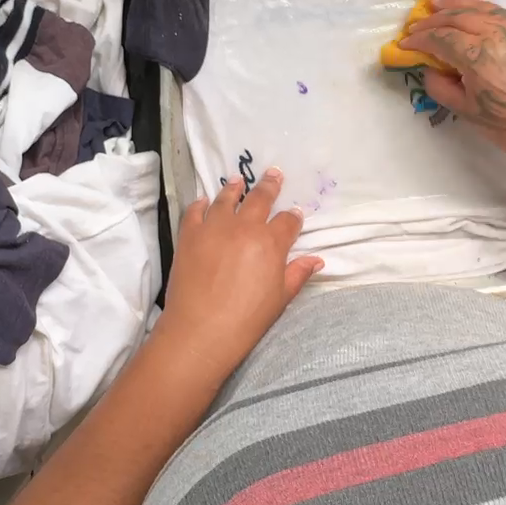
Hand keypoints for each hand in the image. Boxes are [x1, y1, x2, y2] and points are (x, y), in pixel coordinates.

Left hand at [156, 169, 322, 374]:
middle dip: (270, 186)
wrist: (200, 331)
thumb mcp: (280, 298)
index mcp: (271, 243)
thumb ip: (297, 274)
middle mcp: (244, 227)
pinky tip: (204, 202)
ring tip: (238, 181)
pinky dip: (201, 204)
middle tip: (274, 174)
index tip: (296, 215)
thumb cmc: (247, 319)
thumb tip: (316, 260)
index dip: (294, 218)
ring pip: (226, 199)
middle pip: (260, 199)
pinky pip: (195, 211)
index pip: (288, 222)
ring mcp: (214, 228)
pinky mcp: (189, 235)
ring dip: (234, 188)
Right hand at [397, 0, 505, 167]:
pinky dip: (482, 8)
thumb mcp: (462, 109)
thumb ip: (438, 85)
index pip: (440, 38)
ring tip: (438, 5)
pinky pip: (502, 12)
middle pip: (458, 17)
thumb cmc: (503, 123)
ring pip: (480, 8)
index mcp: (477, 55)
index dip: (419, 39)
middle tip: (416, 24)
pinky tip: (472, 10)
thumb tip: (430, 67)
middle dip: (433, 20)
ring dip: (456, 6)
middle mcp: (497, 34)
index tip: (405, 43)